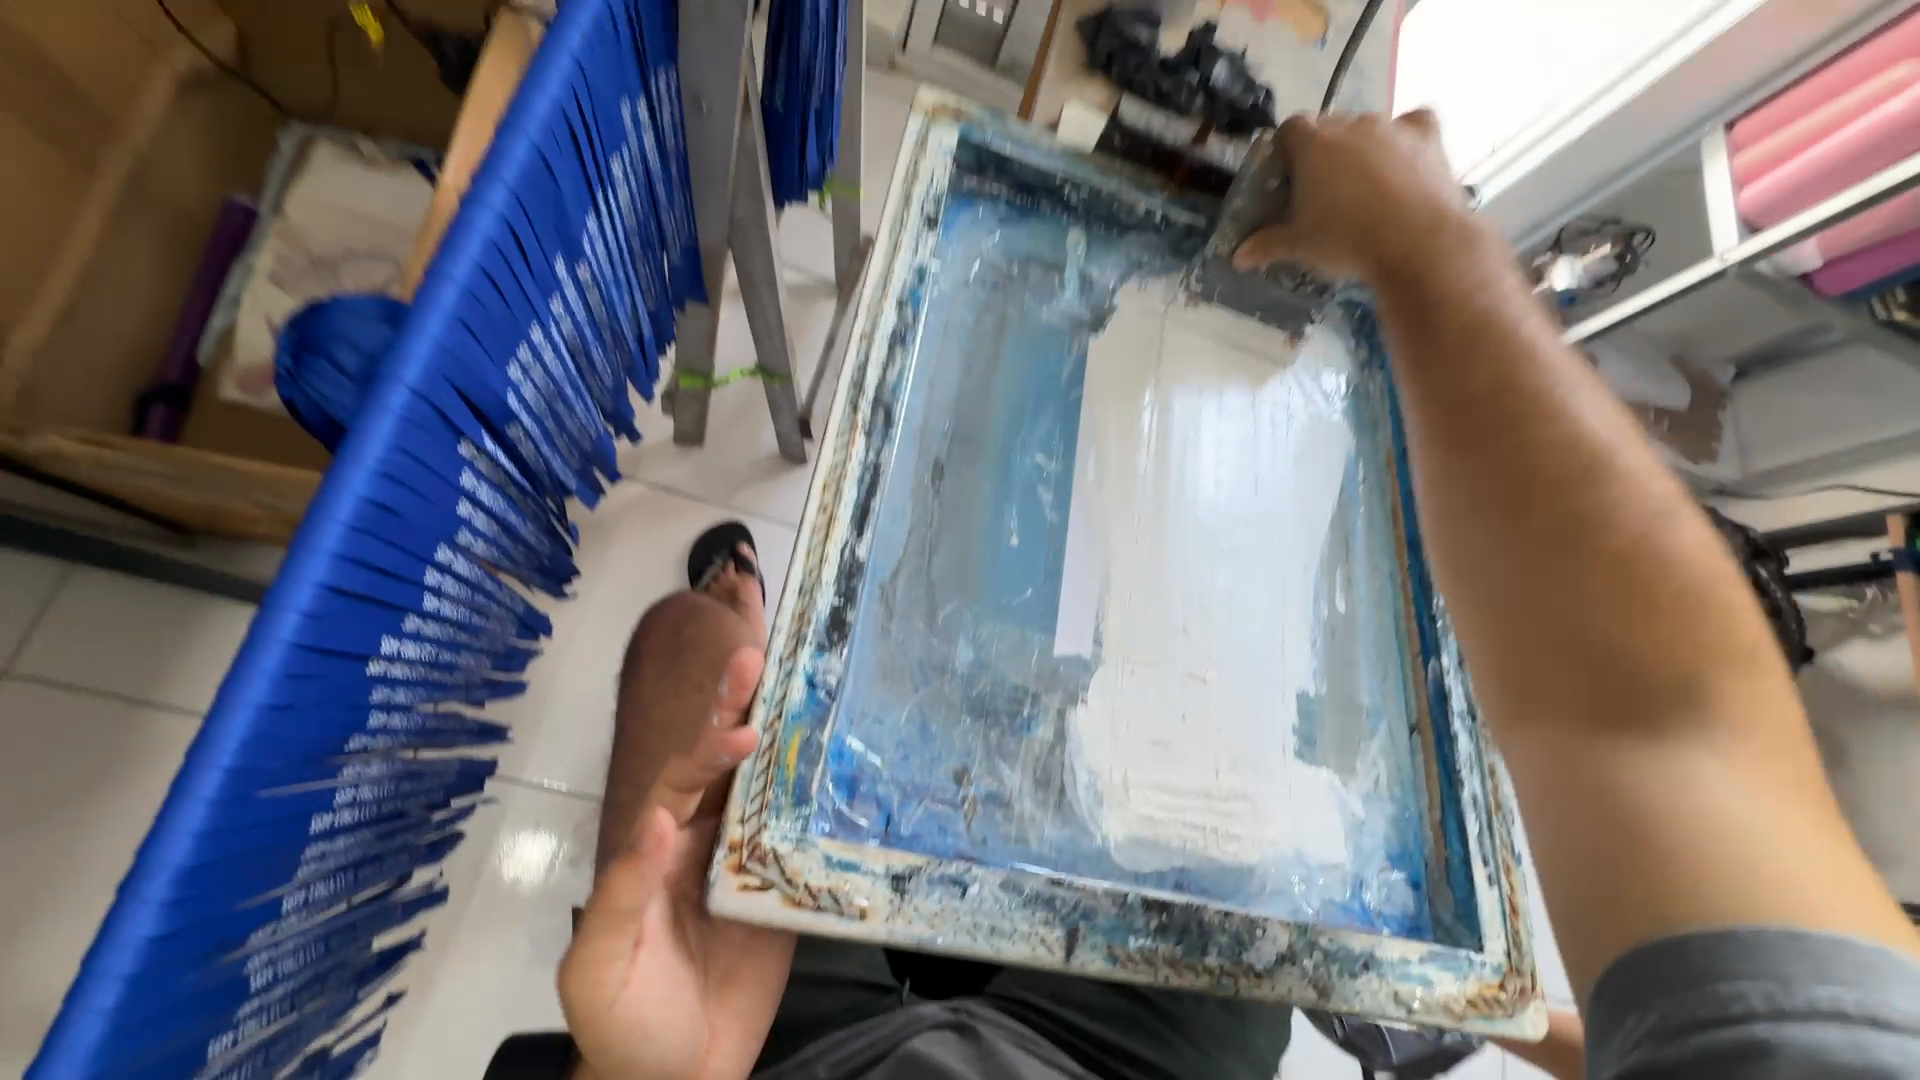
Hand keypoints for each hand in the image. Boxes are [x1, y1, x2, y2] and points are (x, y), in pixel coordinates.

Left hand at [559, 648, 796, 1079]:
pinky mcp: (785, 886)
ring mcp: (748, 860)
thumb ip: (621, 895)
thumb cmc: (625, 1022)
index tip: (740, 730)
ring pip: (765, 785)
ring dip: (780, 736)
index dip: (706, 752)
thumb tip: (653, 823)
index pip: (679, 783)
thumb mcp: (599, 966)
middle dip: (736, 710)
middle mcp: (703, 839)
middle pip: (723, 765)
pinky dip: (818, 792)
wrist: (679, 1079)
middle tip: (755, 654)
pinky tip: (839, 756)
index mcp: (656, 848)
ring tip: (801, 684)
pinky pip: (803, 832)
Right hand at [1233, 110, 1479, 285]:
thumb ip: (1266, 245)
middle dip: (1322, 149)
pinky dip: (1404, 138)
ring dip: (1360, 147)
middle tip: (1320, 187)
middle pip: (1329, 125)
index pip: (1289, 128)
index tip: (1285, 175)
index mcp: (1313, 144)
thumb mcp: (1298, 247)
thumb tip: (1237, 257)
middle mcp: (1352, 124)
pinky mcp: (1428, 136)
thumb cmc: (1345, 240)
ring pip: (1368, 126)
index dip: (1285, 148)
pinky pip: (1411, 125)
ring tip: (1362, 184)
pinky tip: (1402, 160)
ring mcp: (1393, 126)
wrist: (1416, 241)